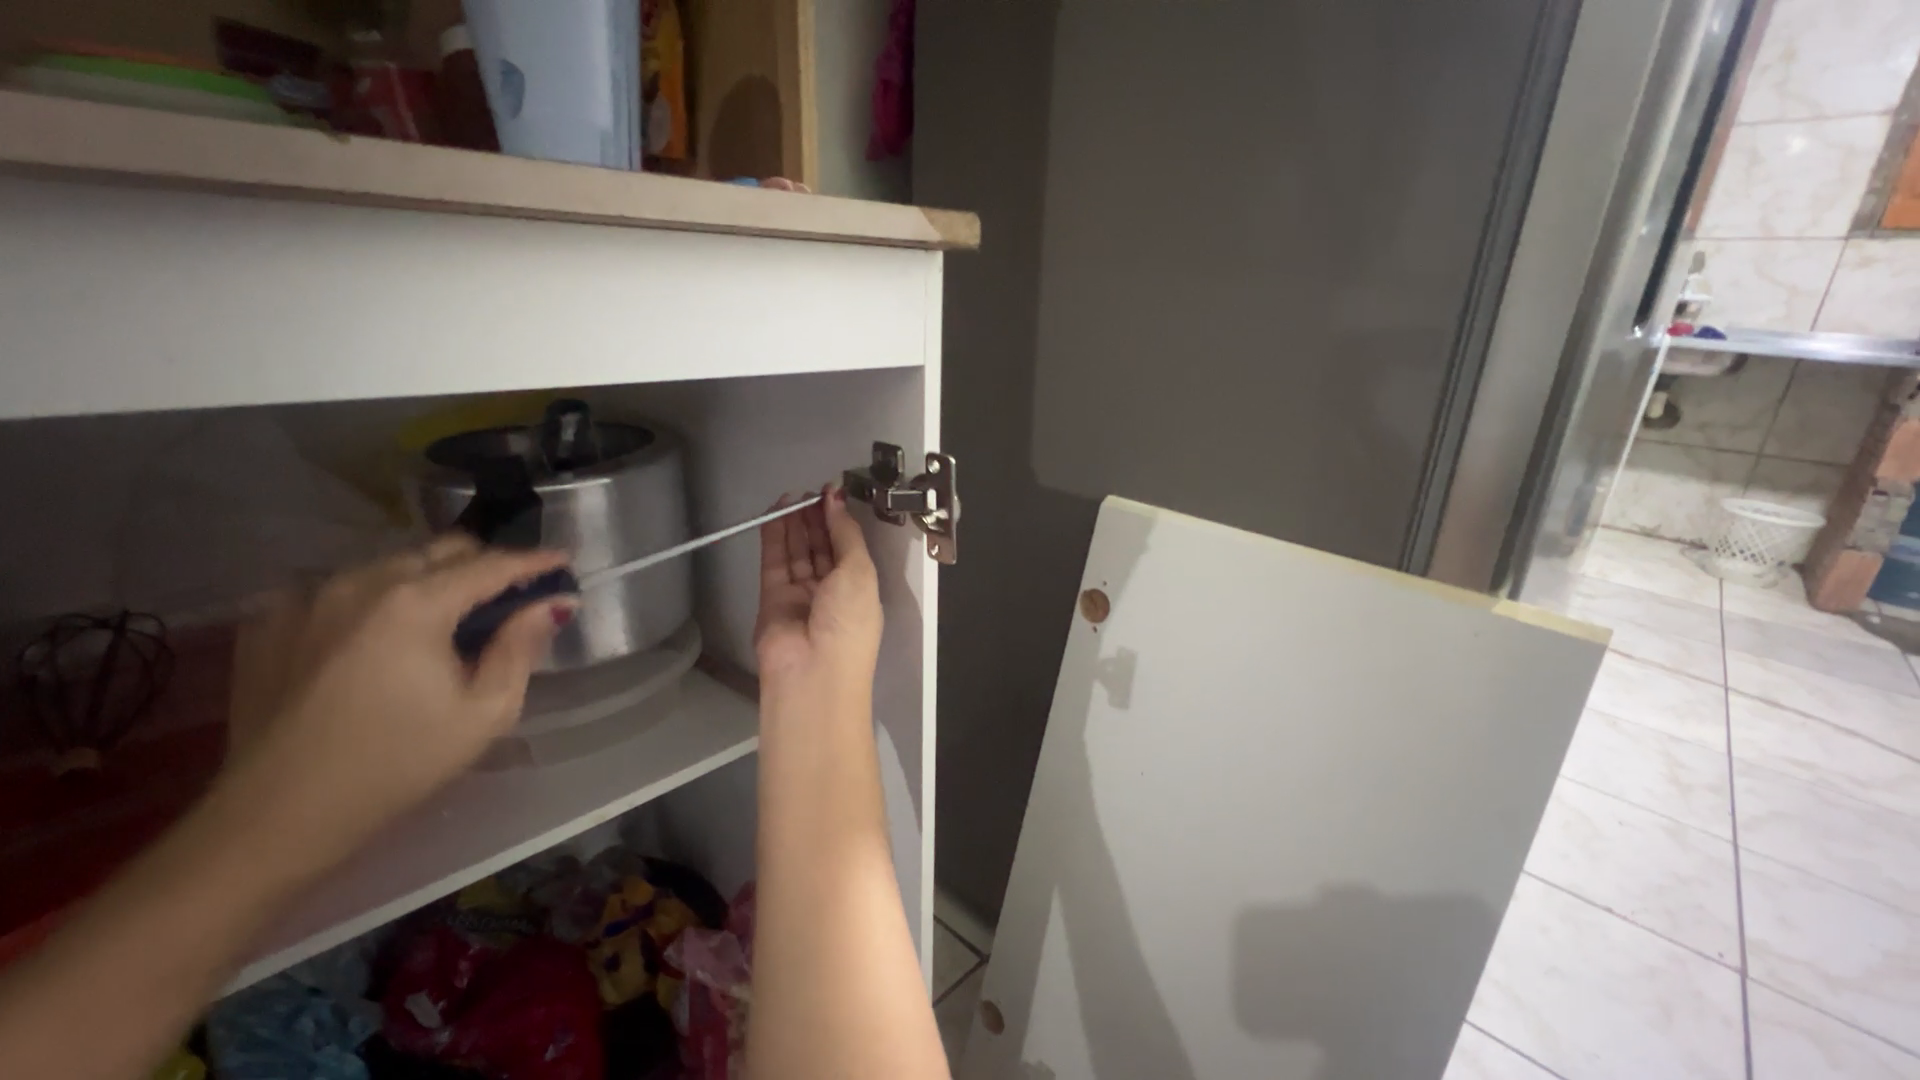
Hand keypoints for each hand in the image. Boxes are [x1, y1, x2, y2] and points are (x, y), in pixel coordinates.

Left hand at [224, 536, 574, 859]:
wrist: (276, 816)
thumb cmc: (397, 765)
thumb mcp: (484, 714)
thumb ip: (520, 647)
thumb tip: (551, 603)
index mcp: (415, 603)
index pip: (490, 565)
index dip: (534, 562)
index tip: (564, 560)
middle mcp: (359, 582)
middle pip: (440, 552)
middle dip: (483, 564)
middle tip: (511, 593)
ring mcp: (307, 596)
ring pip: (390, 565)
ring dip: (430, 579)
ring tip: (448, 616)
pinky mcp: (270, 619)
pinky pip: (341, 588)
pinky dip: (376, 598)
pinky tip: (381, 635)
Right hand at [753, 487, 881, 693]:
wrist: (812, 674)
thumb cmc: (848, 623)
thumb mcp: (859, 572)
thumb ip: (845, 534)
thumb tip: (837, 500)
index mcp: (860, 589)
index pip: (848, 547)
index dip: (840, 519)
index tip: (832, 491)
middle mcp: (831, 591)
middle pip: (822, 547)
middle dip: (816, 518)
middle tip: (810, 490)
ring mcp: (801, 595)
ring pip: (797, 551)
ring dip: (795, 523)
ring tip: (793, 495)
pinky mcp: (772, 597)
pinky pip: (774, 560)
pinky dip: (774, 535)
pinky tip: (775, 511)